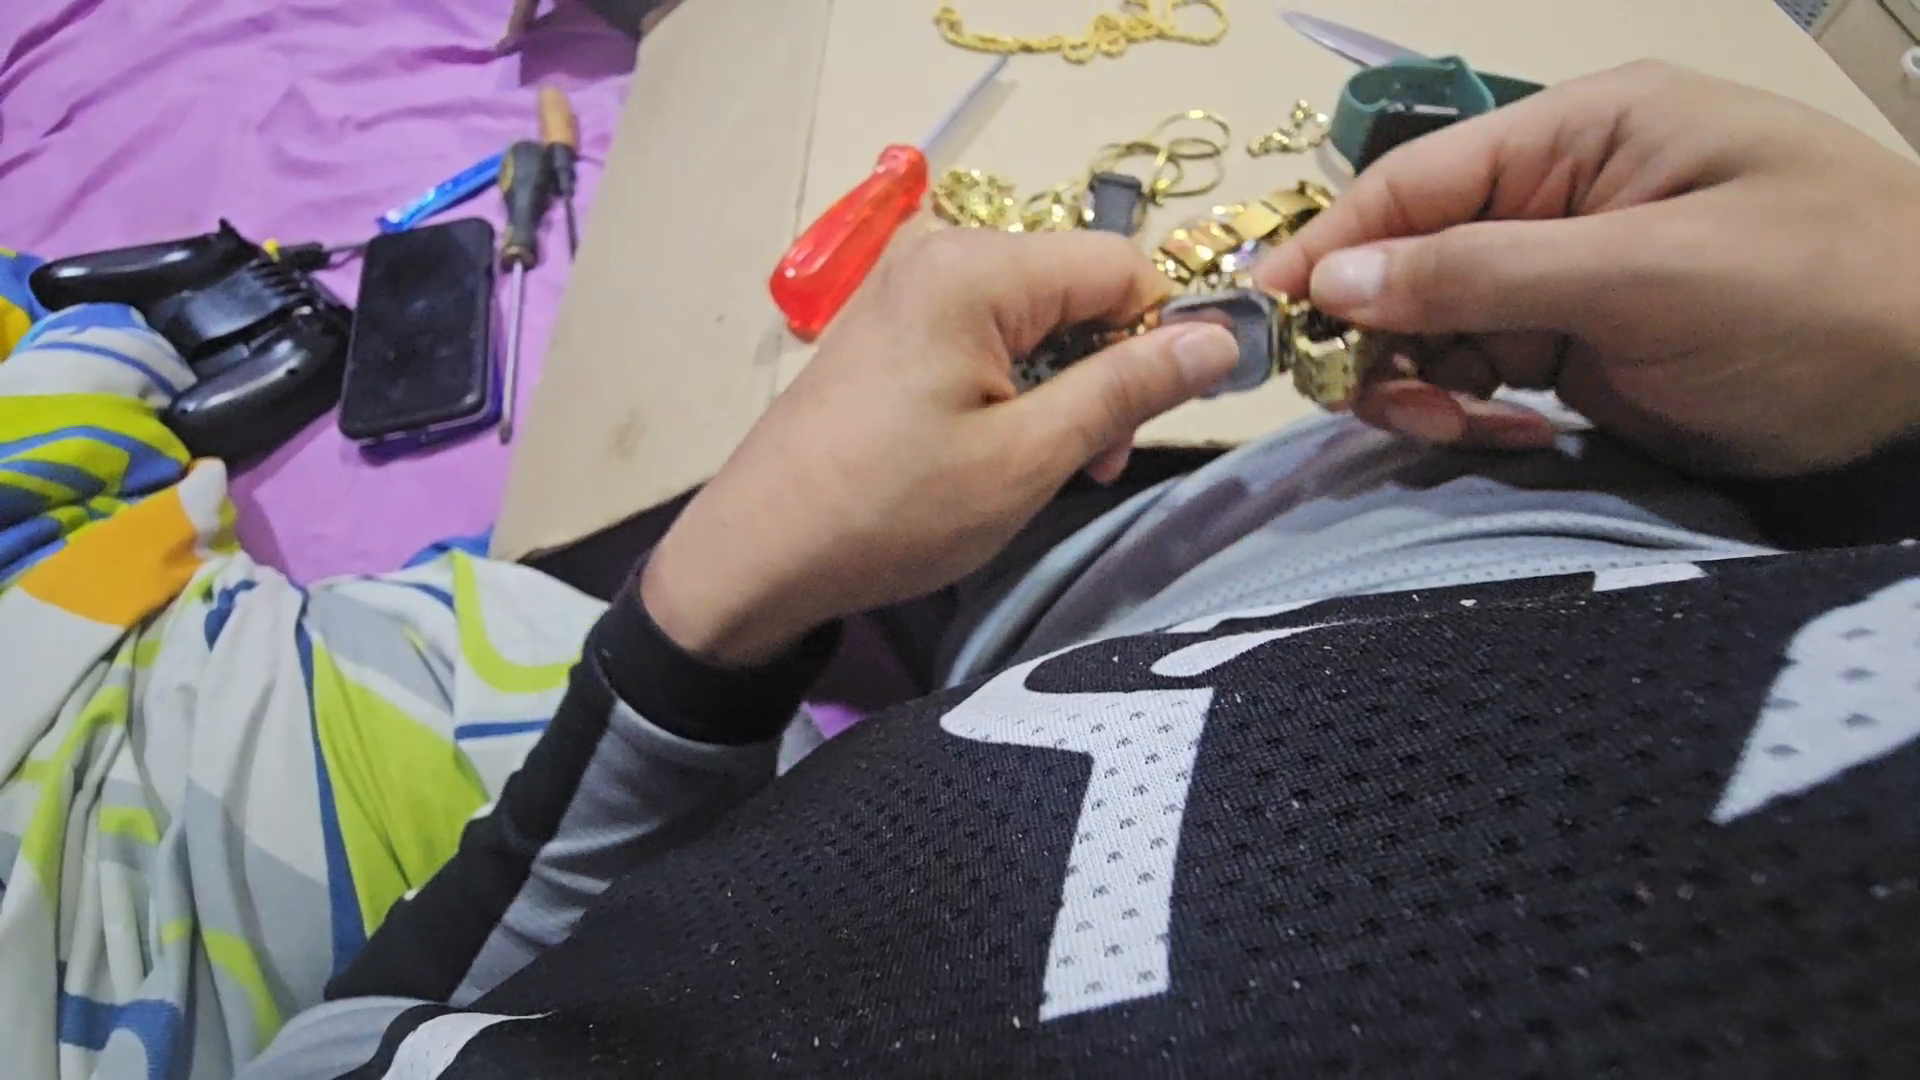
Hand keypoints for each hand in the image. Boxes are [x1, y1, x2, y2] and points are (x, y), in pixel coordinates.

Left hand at [641, 229, 1241, 665]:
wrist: (760, 553)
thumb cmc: (895, 510)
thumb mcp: (1027, 456)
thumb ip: (1127, 388)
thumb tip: (1220, 339)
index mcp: (975, 268)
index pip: (1118, 267)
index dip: (1157, 336)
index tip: (1151, 419)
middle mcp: (937, 253)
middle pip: (1073, 290)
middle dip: (1103, 371)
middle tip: (1092, 461)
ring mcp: (904, 289)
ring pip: (1031, 319)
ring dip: (1060, 388)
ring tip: (1043, 465)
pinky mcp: (887, 328)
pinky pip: (980, 337)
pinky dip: (1010, 387)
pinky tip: (996, 445)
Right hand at [1255, 60, 1919, 476]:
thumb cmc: (1819, 307)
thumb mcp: (1643, 279)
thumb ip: (1476, 274)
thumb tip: (1329, 284)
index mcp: (1574, 138)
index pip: (1409, 186)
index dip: (1327, 247)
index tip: (1262, 310)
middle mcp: (1541, 200)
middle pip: (1395, 266)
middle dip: (1374, 338)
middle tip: (1373, 400)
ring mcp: (1536, 279)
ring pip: (1413, 331)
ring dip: (1414, 387)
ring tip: (1461, 427)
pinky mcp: (1540, 346)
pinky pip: (1452, 376)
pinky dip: (1455, 413)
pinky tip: (1508, 434)